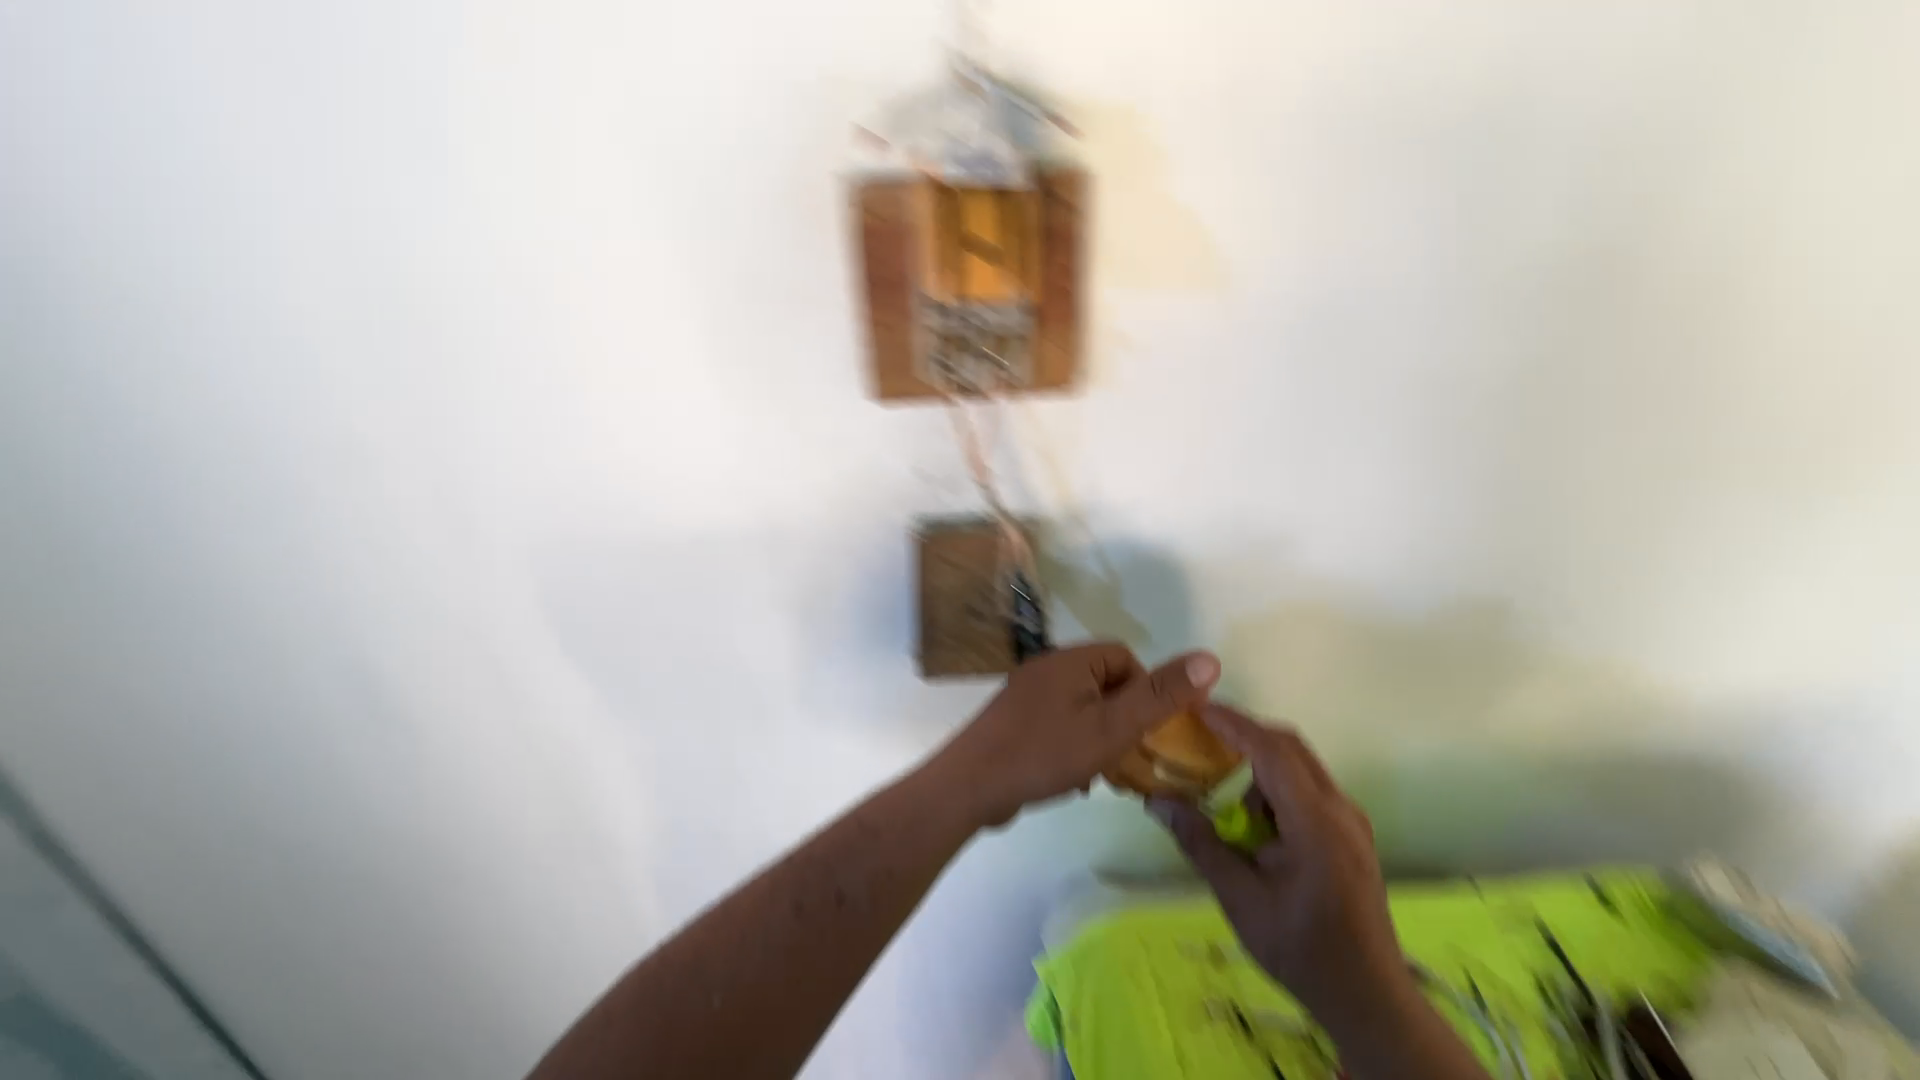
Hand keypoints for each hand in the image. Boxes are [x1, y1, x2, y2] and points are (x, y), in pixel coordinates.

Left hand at [930, 643, 1220, 826]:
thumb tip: (1210, 658)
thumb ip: (1160, 696)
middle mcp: (1046, 668)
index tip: (1145, 730)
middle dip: (1121, 720)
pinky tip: (1070, 780)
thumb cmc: (1045, 753)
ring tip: (1097, 773)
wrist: (970, 786)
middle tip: (1124, 756)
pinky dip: (1071, 748)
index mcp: (1070, 660)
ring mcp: (1025, 696)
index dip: (1144, 692)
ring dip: (1097, 739)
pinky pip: (1057, 726)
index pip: (1126, 659)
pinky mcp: (1013, 723)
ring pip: (1082, 709)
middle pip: (1104, 684)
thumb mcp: (1113, 727)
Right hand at [1150, 705, 1411, 1035]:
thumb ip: (1199, 841)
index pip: (1271, 751)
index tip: (1195, 708)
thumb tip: (1156, 800)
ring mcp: (1351, 822)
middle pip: (1290, 749)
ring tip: (1225, 802)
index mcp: (1316, 821)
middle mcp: (1340, 810)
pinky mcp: (1350, 836)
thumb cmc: (1299, 947)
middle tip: (1200, 737)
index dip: (1233, 724)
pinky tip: (1255, 826)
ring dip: (1260, 770)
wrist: (1365, 996)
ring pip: (1300, 769)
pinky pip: (1309, 792)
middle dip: (1244, 737)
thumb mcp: (1238, 896)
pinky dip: (1276, 791)